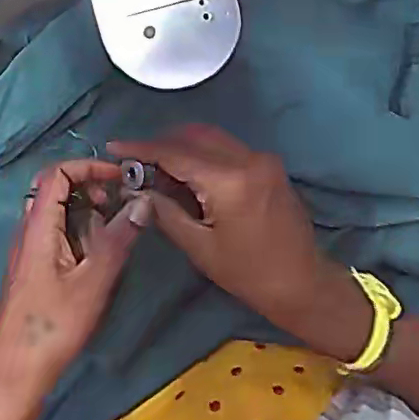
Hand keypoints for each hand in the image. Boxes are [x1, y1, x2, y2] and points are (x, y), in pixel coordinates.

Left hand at [0, 161, 150, 419]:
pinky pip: (55, 234)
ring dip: (86, 211)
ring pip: (56, 213)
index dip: (88, 167)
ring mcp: (28, 251)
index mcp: (38, 227)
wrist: (16, 370)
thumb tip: (142, 203)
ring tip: (113, 231)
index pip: (56, 174)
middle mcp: (28, 232)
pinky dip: (78, 232)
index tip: (119, 179)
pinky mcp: (33, 269)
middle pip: (54, 189)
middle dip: (89, 187)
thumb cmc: (53, 325)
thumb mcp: (93, 282)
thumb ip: (118, 240)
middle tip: (117, 204)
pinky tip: (96, 257)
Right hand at [109, 125, 367, 361]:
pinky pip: (226, 148)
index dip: (141, 148)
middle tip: (136, 162)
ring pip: (211, 138)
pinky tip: (188, 176)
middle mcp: (248, 159)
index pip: (176, 153)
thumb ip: (165, 211)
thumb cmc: (248, 273)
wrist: (302, 283)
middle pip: (193, 136)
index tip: (115, 147)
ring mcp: (262, 159)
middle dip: (161, 143)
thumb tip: (139, 190)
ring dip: (182, 147)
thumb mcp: (199, 247)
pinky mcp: (268, 166)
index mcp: (229, 180)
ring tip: (159, 171)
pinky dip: (203, 154)